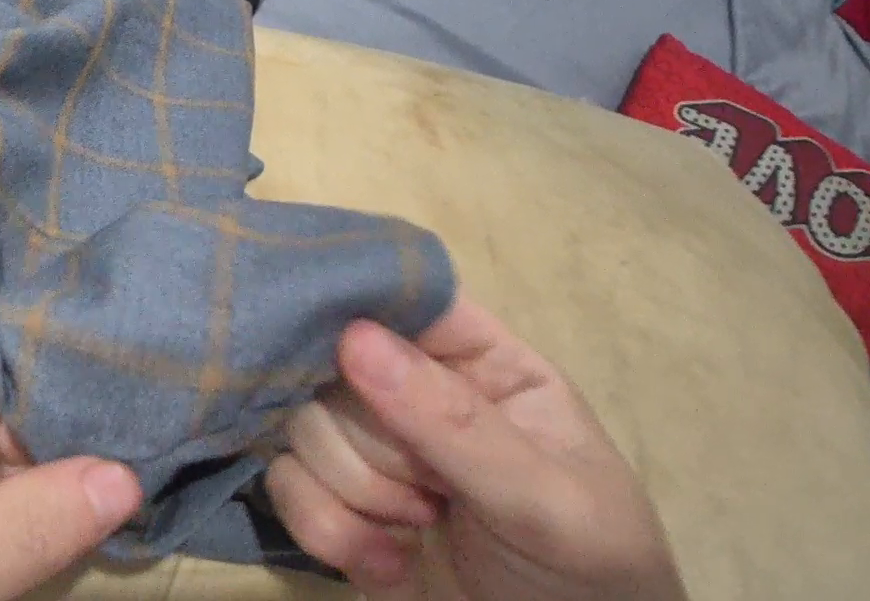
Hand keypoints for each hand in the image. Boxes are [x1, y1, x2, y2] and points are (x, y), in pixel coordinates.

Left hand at [0, 318, 142, 600]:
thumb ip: (30, 521)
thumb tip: (129, 476)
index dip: (26, 329)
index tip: (104, 332)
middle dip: (62, 385)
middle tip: (143, 383)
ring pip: (18, 426)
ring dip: (72, 434)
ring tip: (144, 423)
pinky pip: (23, 474)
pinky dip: (65, 480)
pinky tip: (119, 474)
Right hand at [265, 299, 687, 600]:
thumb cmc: (589, 587)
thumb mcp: (552, 507)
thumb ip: (455, 422)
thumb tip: (352, 336)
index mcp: (475, 361)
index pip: (399, 297)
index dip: (359, 311)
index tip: (344, 352)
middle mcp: (405, 386)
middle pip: (328, 364)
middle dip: (374, 444)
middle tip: (433, 493)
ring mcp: (359, 441)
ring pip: (298, 423)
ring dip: (358, 493)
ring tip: (418, 531)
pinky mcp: (322, 493)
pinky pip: (280, 480)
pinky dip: (328, 530)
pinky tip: (385, 561)